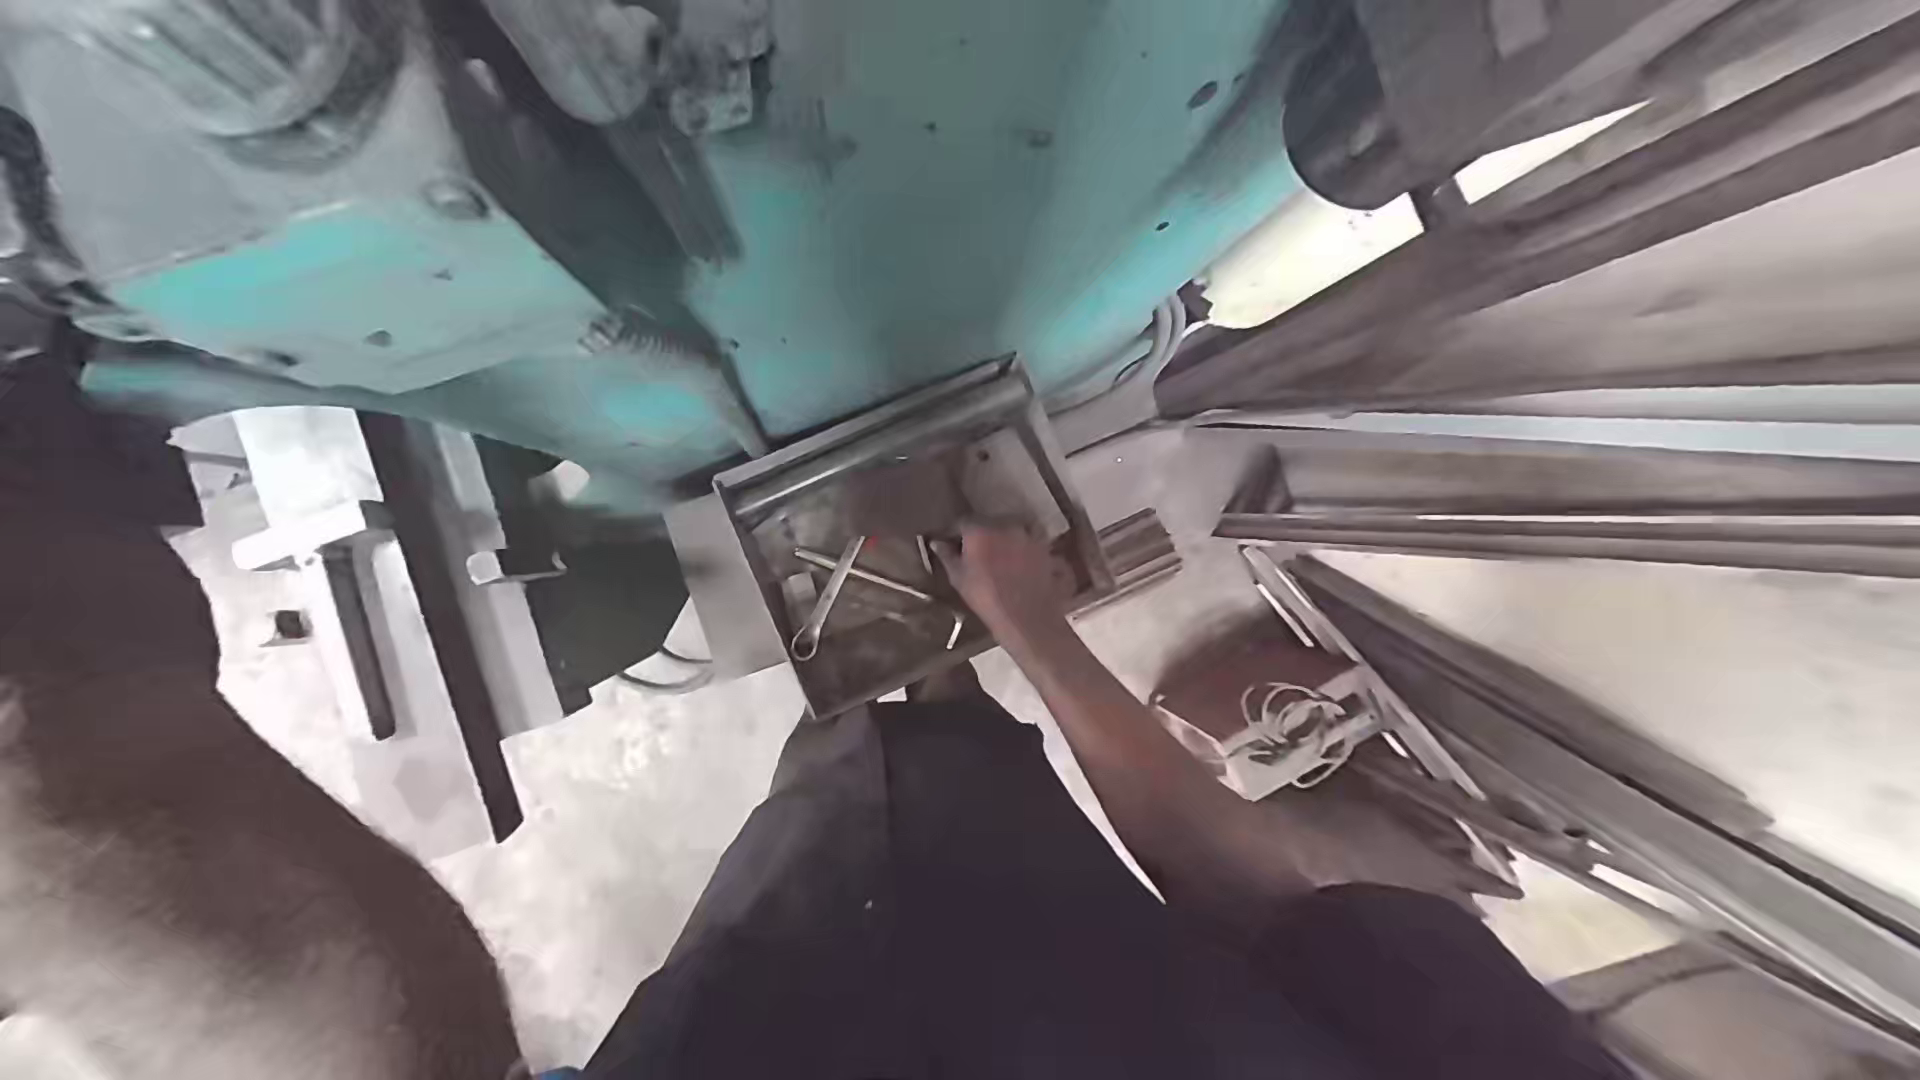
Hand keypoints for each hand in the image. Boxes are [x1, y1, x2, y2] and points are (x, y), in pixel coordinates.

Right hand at [932, 522, 1073, 639]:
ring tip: (1000, 554)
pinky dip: (1023, 543)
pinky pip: (1030, 538)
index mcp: (979, 530)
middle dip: (980, 533)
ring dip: (1003, 536)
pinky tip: (1020, 557)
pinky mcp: (1043, 546)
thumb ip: (947, 556)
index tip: (953, 543)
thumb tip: (937, 542)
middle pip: (988, 522)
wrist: (1025, 617)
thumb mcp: (958, 579)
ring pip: (1010, 528)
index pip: (962, 522)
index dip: (956, 533)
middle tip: (976, 551)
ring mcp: (1027, 534)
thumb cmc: (985, 598)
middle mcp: (1004, 524)